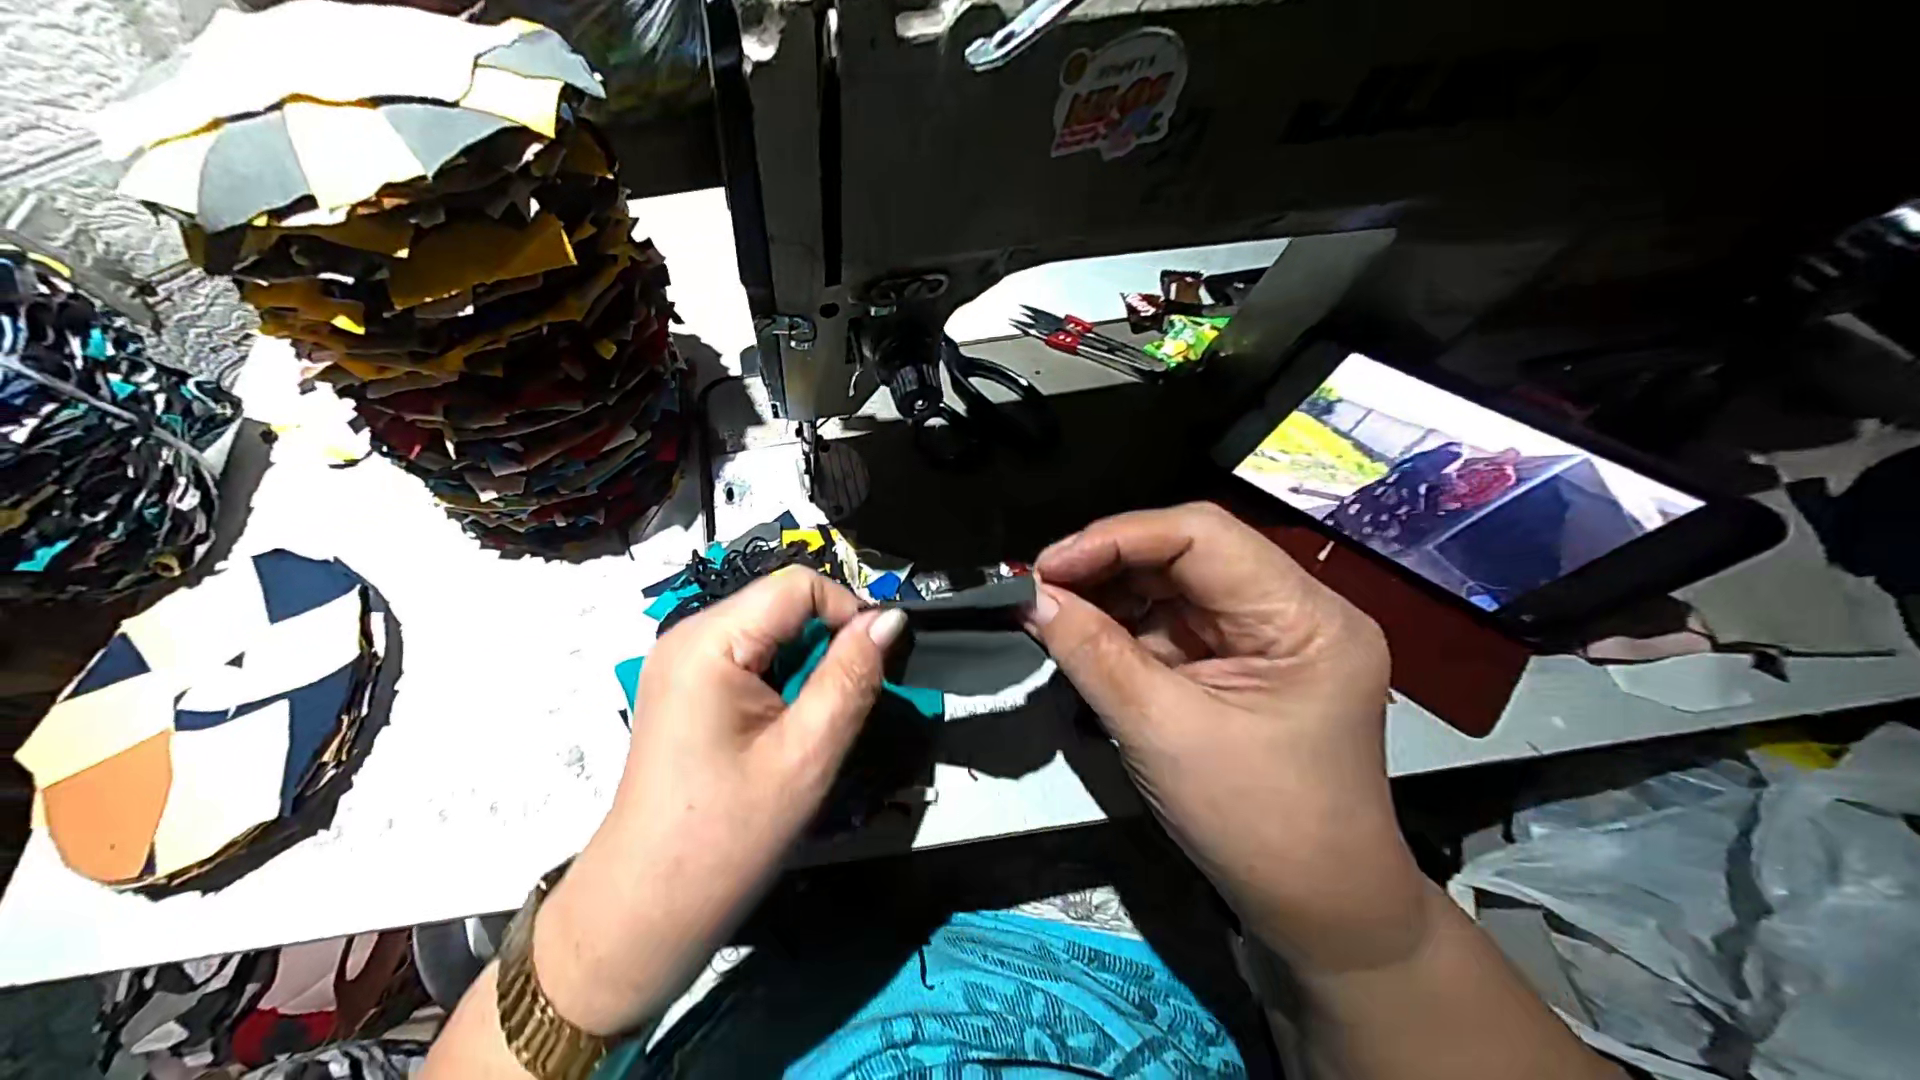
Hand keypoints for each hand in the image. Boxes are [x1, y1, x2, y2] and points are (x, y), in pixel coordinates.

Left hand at [531, 568, 906, 1034]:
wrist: (648, 908)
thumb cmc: (727, 835)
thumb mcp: (807, 753)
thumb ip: (852, 676)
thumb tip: (890, 620)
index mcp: (709, 642)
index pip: (798, 586)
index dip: (849, 611)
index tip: (876, 662)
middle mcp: (688, 636)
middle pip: (782, 604)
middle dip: (827, 641)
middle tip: (847, 701)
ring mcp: (682, 661)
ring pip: (771, 630)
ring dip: (807, 664)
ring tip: (813, 721)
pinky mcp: (686, 685)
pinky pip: (750, 655)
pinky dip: (783, 678)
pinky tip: (784, 726)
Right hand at [1028, 502, 1427, 972]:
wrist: (1316, 909)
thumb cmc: (1257, 826)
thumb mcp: (1163, 732)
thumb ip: (1093, 654)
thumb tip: (1031, 599)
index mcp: (1304, 617)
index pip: (1202, 535)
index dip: (1116, 537)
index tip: (1047, 566)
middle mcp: (1293, 609)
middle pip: (1186, 553)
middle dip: (1106, 565)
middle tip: (1039, 588)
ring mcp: (1267, 634)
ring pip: (1173, 584)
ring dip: (1109, 594)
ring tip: (1052, 610)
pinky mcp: (1242, 659)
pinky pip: (1173, 621)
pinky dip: (1123, 625)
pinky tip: (1083, 633)